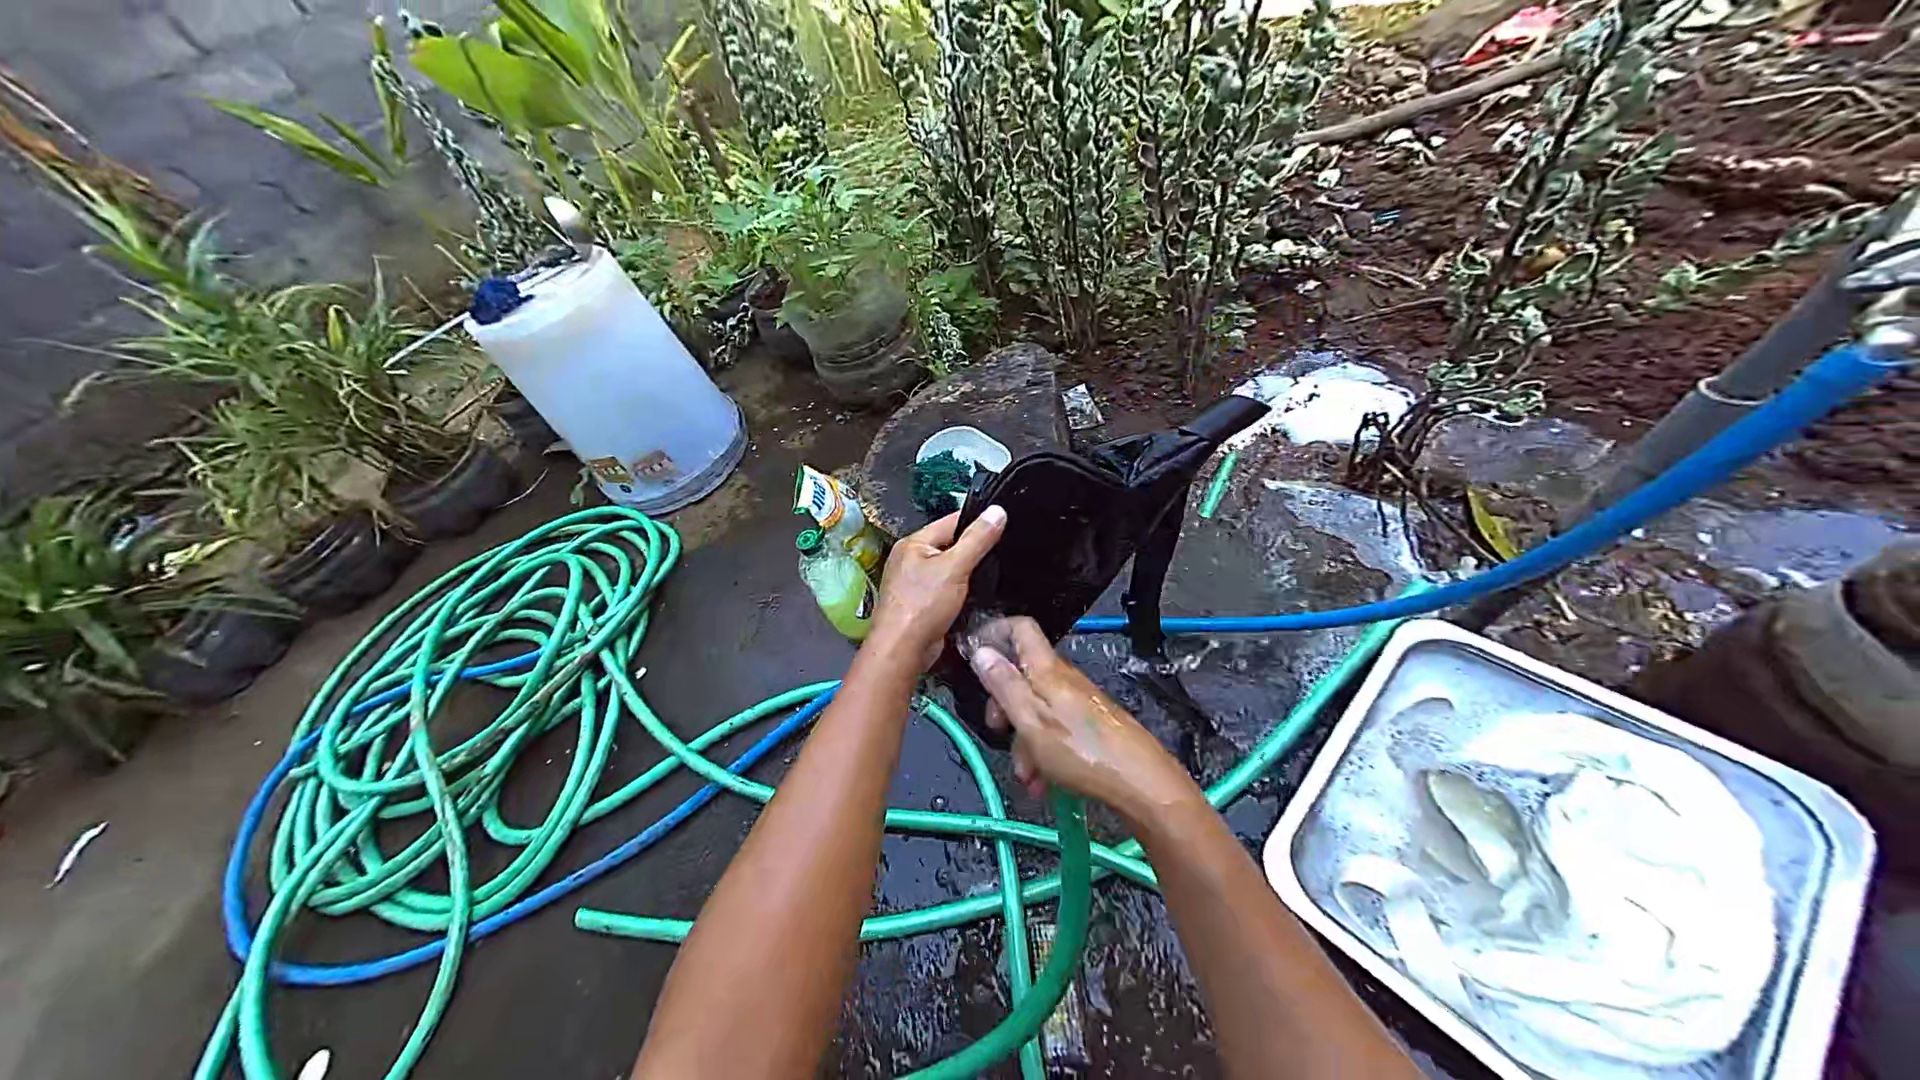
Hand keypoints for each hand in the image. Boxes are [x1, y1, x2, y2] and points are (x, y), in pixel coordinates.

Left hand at [868, 507, 1006, 670]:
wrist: (902, 649)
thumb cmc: (921, 606)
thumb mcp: (955, 567)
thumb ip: (977, 539)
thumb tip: (997, 512)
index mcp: (913, 543)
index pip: (951, 521)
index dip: (977, 521)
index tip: (1002, 523)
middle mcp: (911, 559)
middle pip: (951, 545)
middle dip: (974, 548)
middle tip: (1001, 551)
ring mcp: (915, 582)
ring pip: (950, 568)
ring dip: (968, 572)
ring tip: (993, 572)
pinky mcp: (922, 603)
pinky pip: (947, 588)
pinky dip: (962, 589)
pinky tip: (977, 594)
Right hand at [969, 617, 1202, 823]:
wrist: (1143, 786)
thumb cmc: (1083, 754)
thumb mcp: (1032, 721)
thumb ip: (1004, 685)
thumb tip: (981, 651)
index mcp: (1048, 670)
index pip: (1020, 628)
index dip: (994, 634)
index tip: (974, 657)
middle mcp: (1064, 680)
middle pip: (1022, 677)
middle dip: (1004, 706)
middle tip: (998, 732)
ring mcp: (1079, 703)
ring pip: (1036, 712)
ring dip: (1024, 742)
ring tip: (1028, 777)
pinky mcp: (1091, 727)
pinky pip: (1056, 732)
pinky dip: (1044, 753)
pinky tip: (1045, 782)